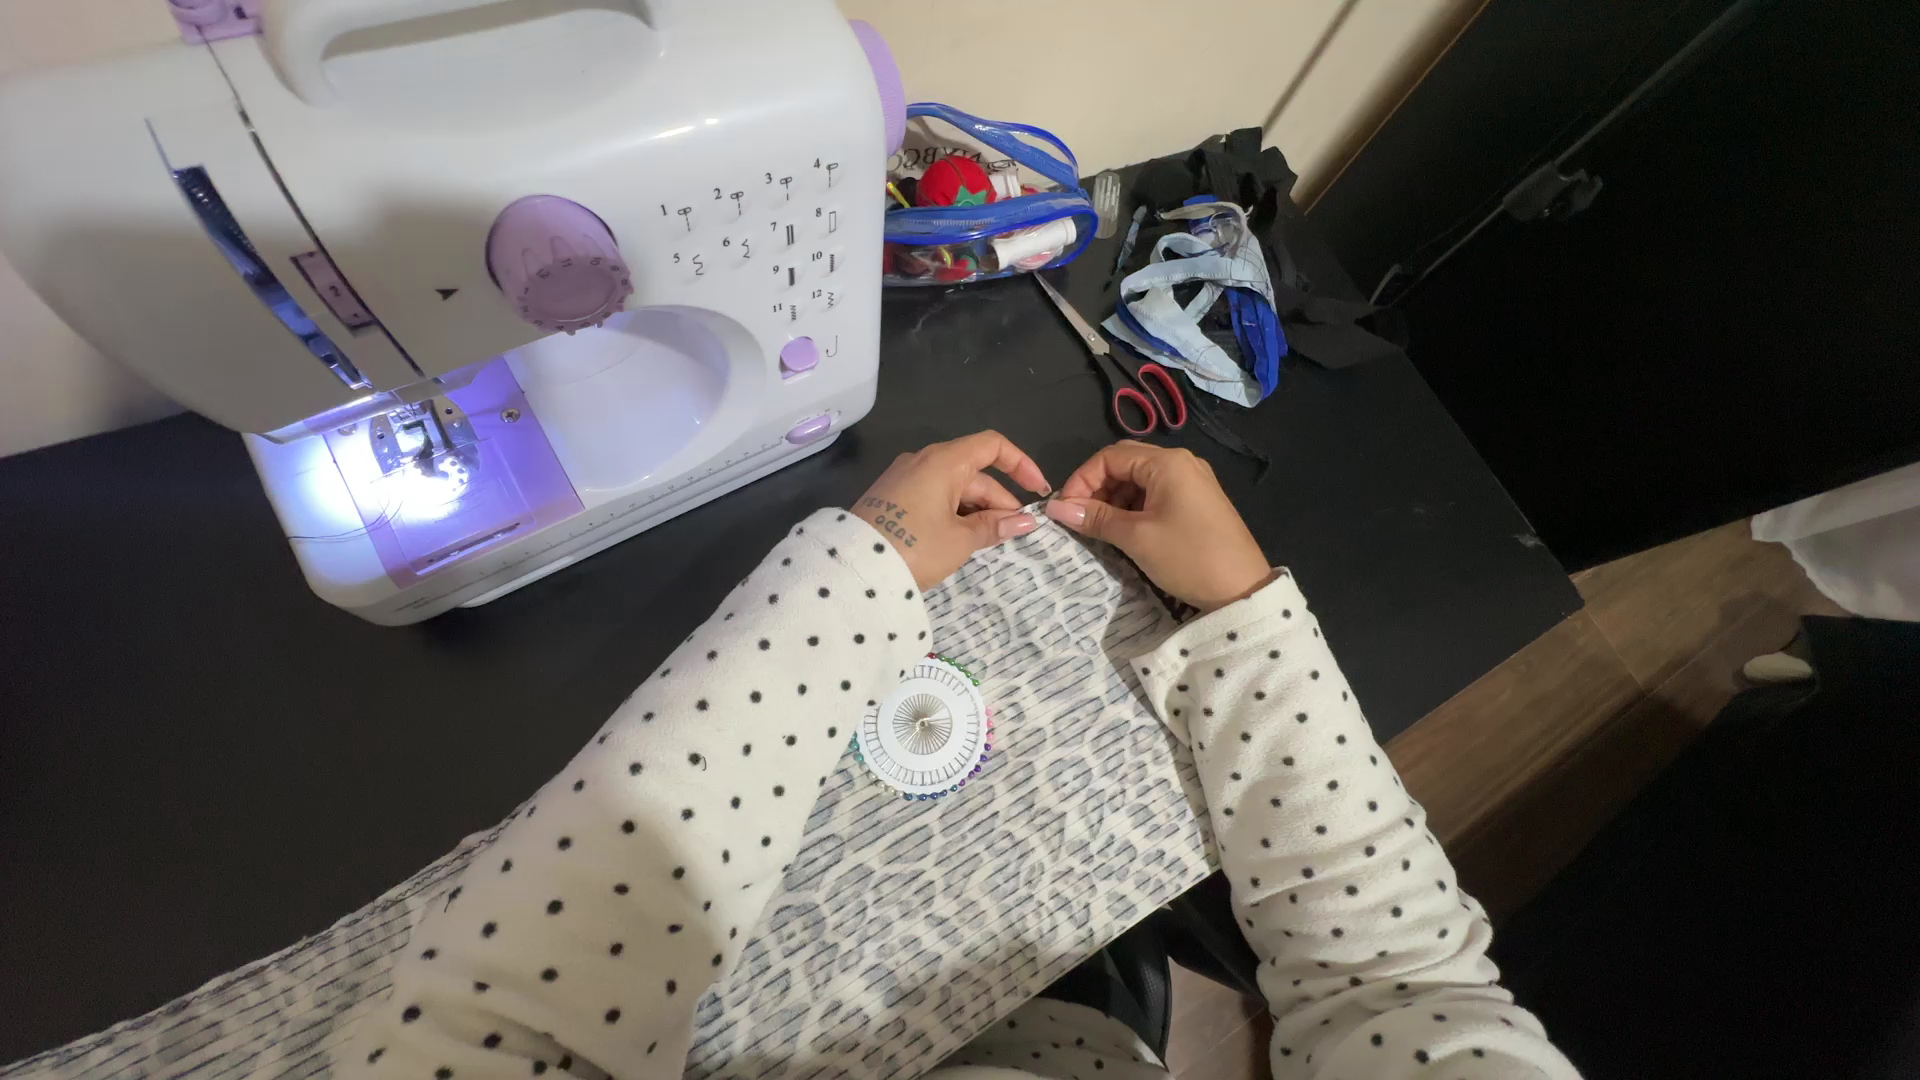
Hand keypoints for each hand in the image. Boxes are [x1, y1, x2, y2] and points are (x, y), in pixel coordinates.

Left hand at [855, 430, 1050, 588]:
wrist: (853, 568)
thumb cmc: (915, 548)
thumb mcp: (961, 540)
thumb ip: (995, 526)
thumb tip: (1025, 522)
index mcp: (943, 461)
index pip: (992, 446)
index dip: (1021, 464)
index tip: (1037, 491)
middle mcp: (923, 460)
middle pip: (974, 471)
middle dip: (999, 500)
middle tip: (1014, 532)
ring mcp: (904, 477)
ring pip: (953, 486)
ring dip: (976, 509)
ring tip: (990, 540)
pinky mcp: (892, 497)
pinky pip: (933, 495)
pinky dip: (953, 512)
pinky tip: (961, 538)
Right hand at [1046, 442, 1271, 610]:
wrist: (1243, 591)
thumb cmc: (1187, 557)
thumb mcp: (1136, 537)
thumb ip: (1095, 518)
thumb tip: (1055, 509)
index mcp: (1167, 462)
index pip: (1109, 457)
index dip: (1081, 480)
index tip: (1065, 509)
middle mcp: (1180, 462)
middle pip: (1124, 463)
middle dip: (1096, 488)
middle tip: (1080, 518)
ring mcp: (1191, 481)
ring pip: (1138, 480)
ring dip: (1113, 499)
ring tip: (1100, 528)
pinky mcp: (1196, 501)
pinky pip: (1155, 493)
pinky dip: (1133, 507)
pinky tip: (1124, 530)